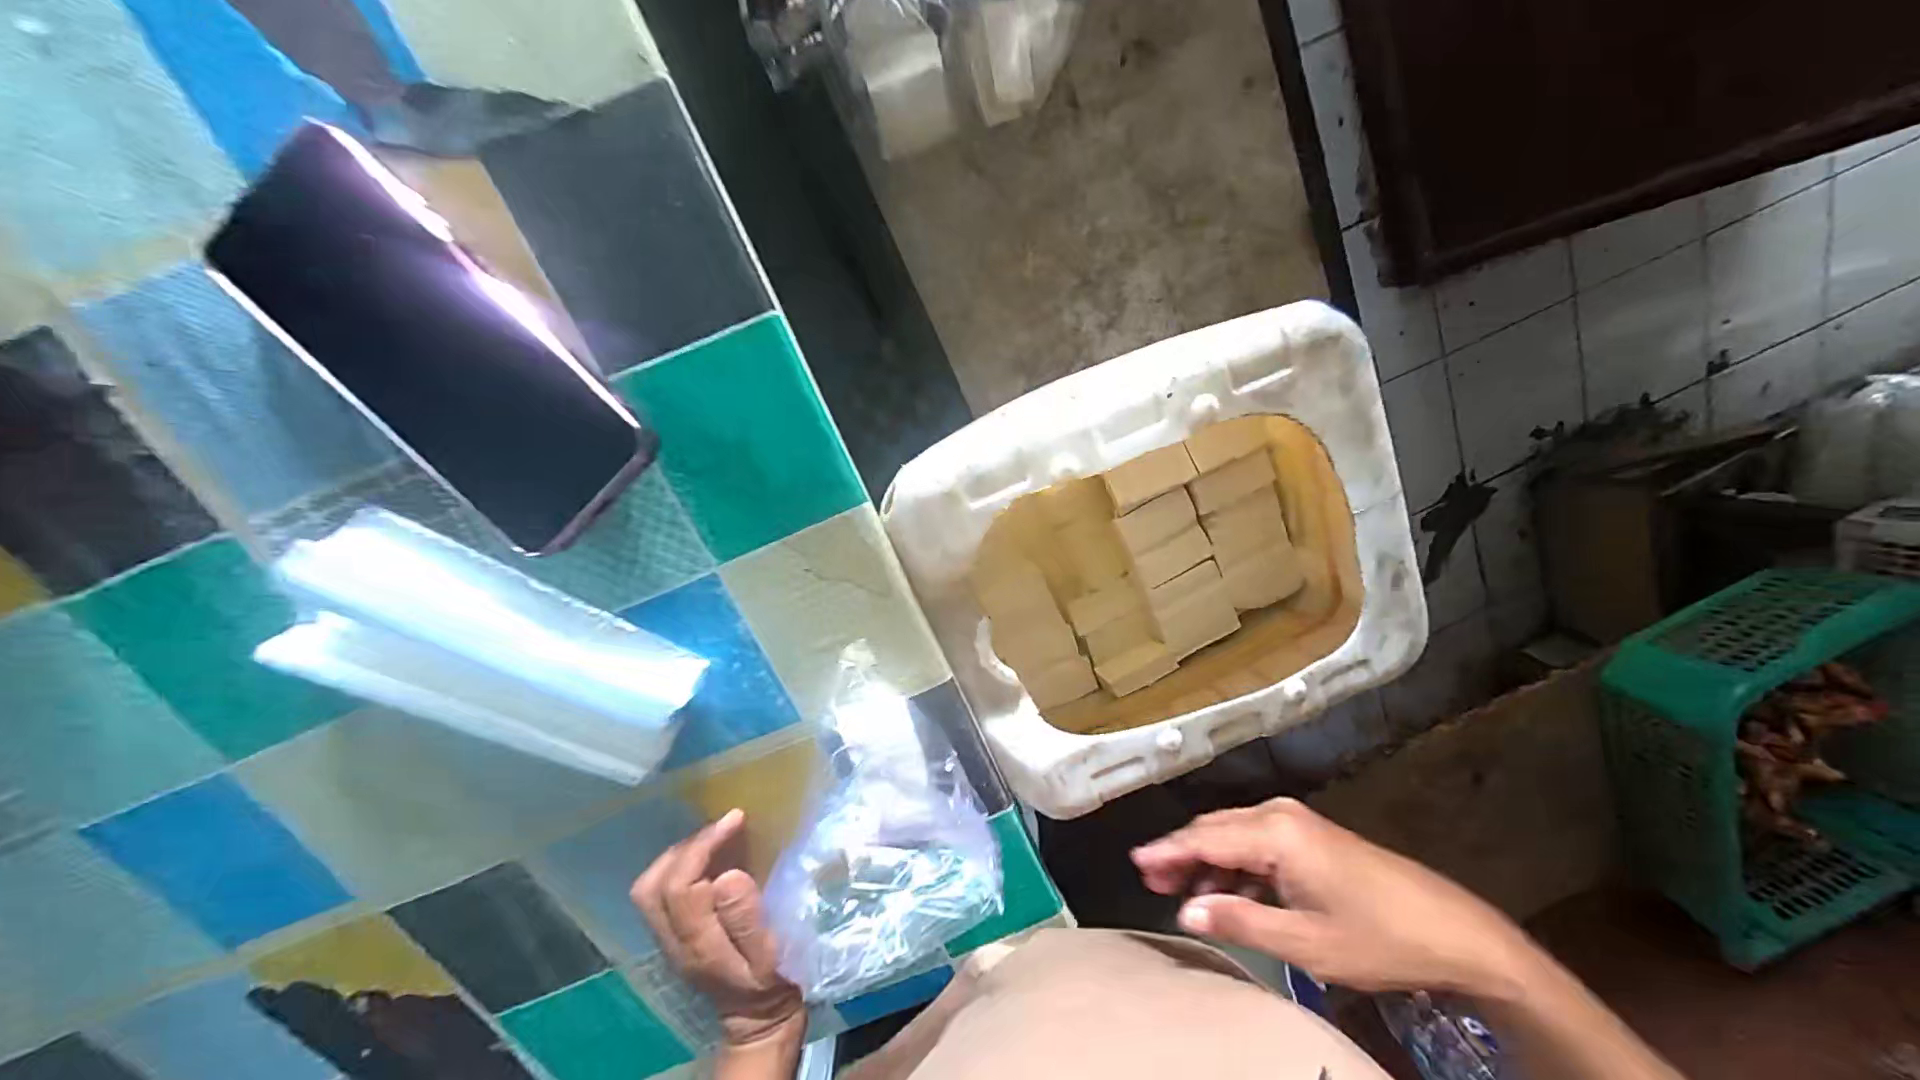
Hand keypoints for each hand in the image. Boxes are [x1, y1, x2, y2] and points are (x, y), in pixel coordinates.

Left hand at [631, 809, 804, 1047]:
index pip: (680, 885)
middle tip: (723, 828)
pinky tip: (712, 856)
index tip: (736, 820)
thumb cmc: (774, 984)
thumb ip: (748, 919)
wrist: (762, 1021)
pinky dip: (683, 865)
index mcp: (698, 945)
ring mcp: (671, 940)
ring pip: (651, 888)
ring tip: (718, 836)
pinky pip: (664, 892)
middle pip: (652, 886)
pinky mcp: (678, 935)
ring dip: (681, 854)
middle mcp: (674, 941)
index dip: (704, 845)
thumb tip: (727, 876)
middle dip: (685, 847)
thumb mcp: (771, 956)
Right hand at [1132, 798, 1539, 1000]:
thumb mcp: (1305, 942)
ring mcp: (1296, 823)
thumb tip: (1185, 910)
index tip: (1135, 864)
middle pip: (1214, 829)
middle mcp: (1279, 816)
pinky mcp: (1309, 836)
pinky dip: (1234, 865)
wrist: (1457, 933)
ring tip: (1184, 892)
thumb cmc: (1378, 937)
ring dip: (1207, 861)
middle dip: (1181, 853)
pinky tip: (1230, 893)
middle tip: (1152, 882)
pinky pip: (1255, 843)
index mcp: (1275, 834)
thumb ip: (1239, 921)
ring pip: (1233, 835)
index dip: (1167, 852)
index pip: (1204, 839)